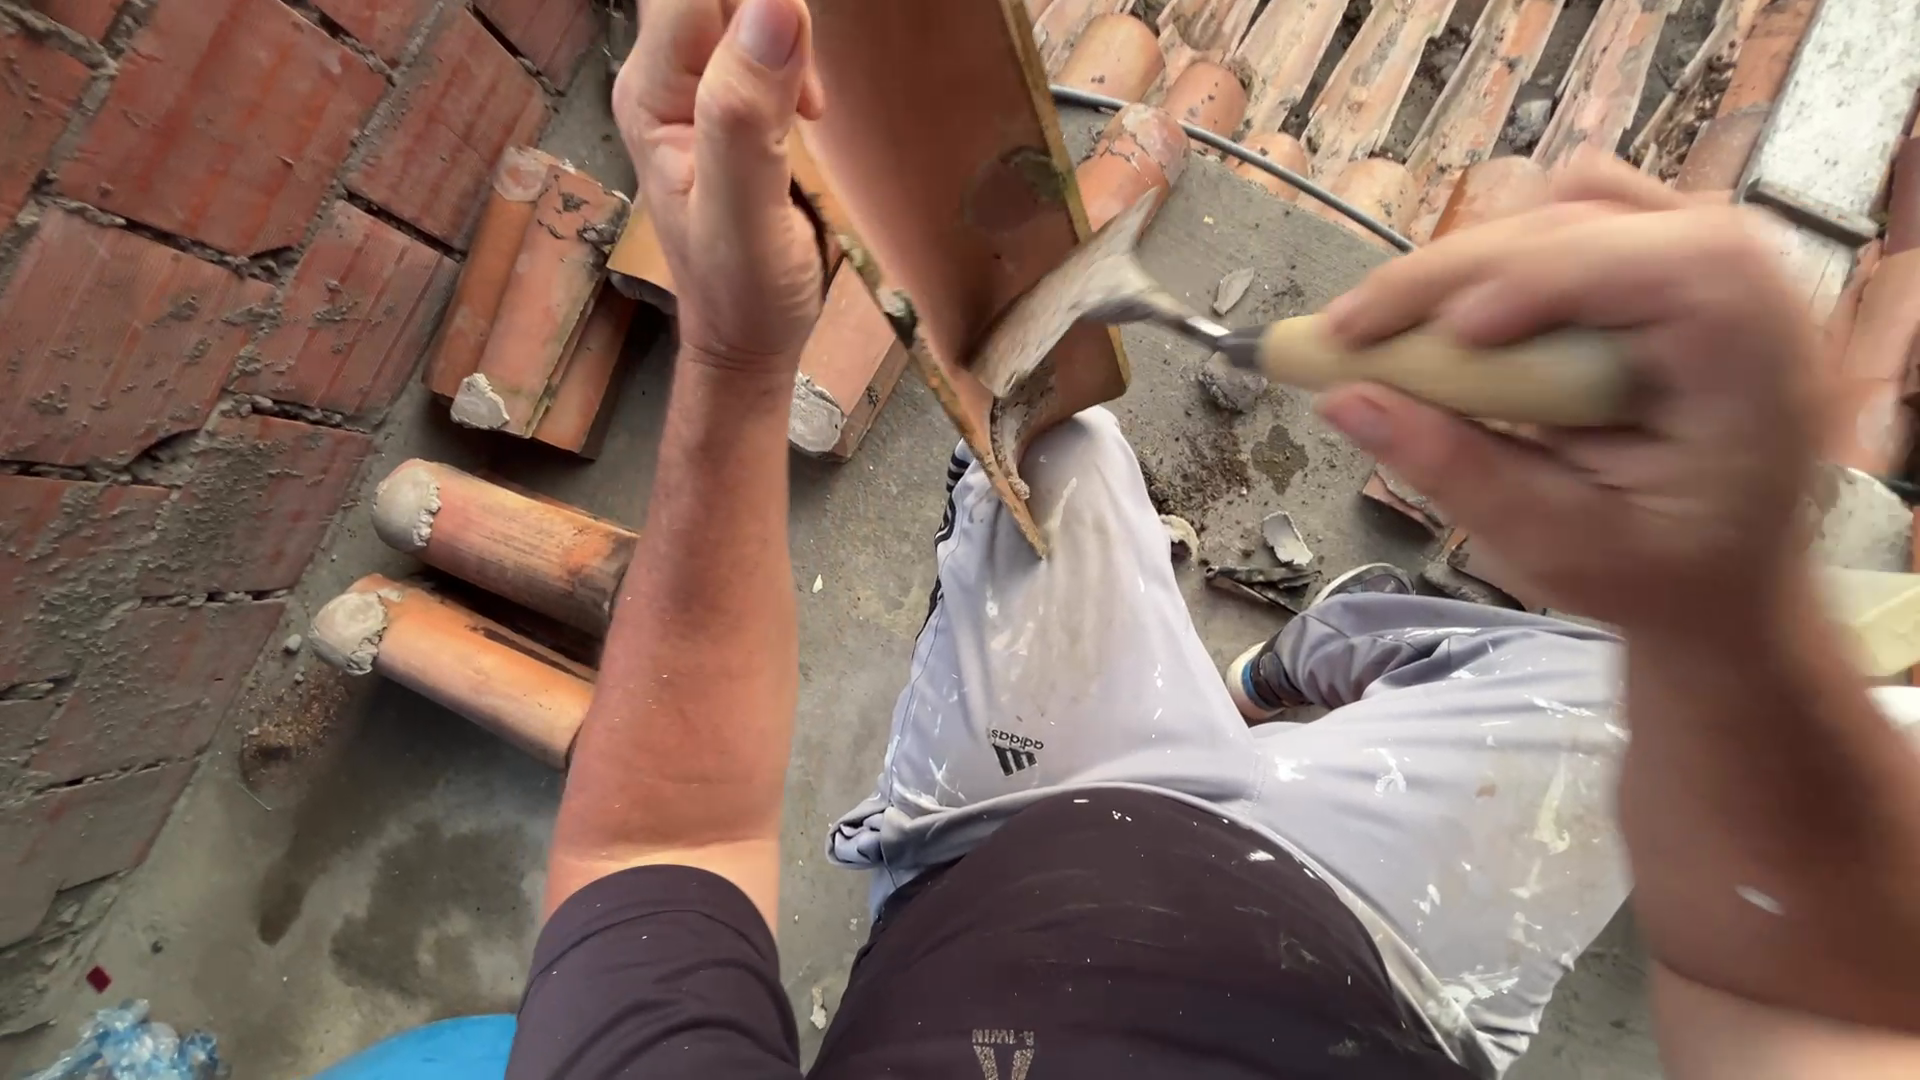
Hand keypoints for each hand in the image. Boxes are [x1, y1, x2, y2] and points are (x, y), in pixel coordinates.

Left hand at [612, 0, 827, 375]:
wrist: (748, 340)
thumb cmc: (745, 296)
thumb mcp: (746, 215)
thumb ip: (748, 116)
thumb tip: (779, 3)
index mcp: (654, 96)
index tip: (801, 47)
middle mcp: (666, 80)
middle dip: (771, 13)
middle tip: (806, 90)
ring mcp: (699, 95)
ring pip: (740, 7)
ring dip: (788, 36)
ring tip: (811, 108)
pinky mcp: (732, 111)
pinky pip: (759, 44)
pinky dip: (795, 57)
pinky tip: (810, 110)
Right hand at [1316, 154, 1821, 636]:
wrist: (1715, 571)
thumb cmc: (1648, 572)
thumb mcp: (1545, 541)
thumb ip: (1447, 468)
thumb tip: (1337, 399)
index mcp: (1751, 370)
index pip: (1673, 270)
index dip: (1552, 277)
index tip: (1449, 333)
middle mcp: (1740, 293)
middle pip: (1588, 227)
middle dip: (1452, 273)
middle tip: (1345, 330)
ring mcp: (1693, 271)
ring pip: (1563, 213)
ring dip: (1455, 265)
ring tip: (1372, 324)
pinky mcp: (1647, 274)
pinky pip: (1569, 220)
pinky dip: (1491, 253)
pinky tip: (1442, 305)